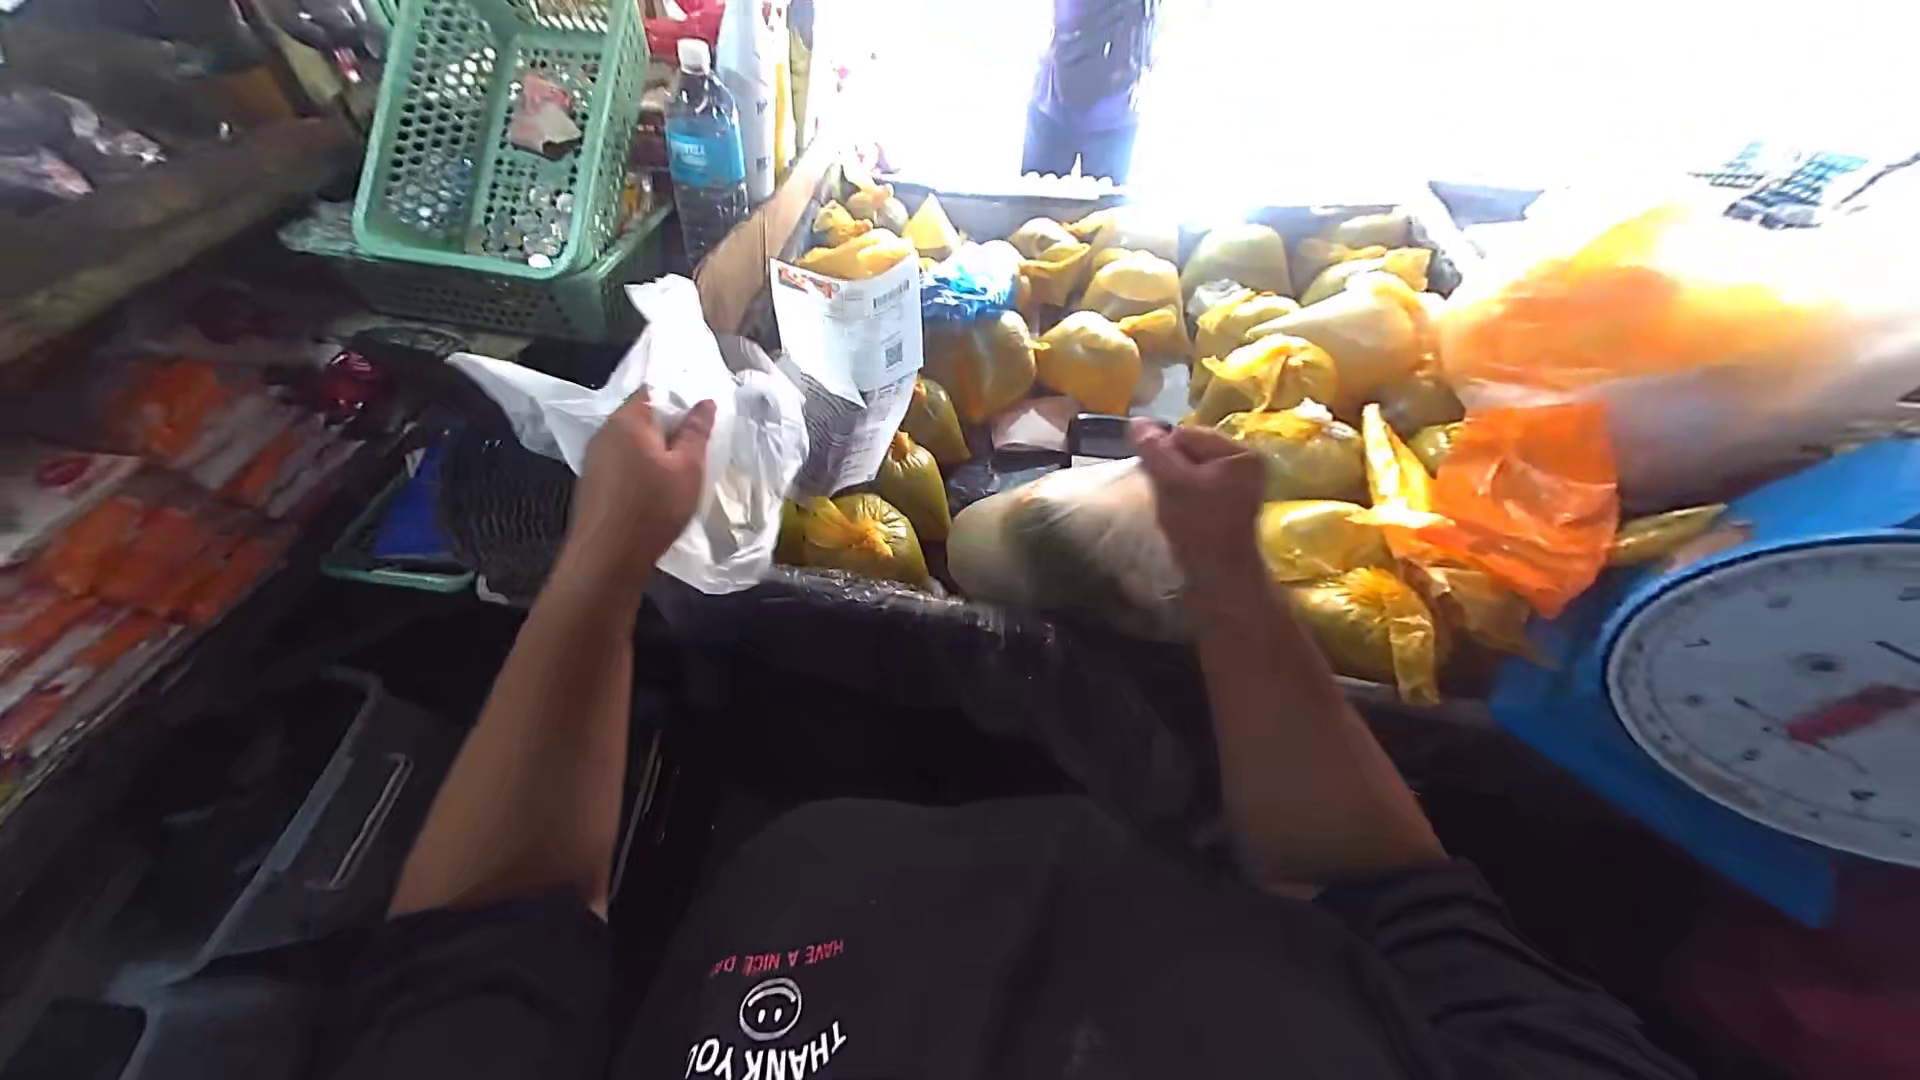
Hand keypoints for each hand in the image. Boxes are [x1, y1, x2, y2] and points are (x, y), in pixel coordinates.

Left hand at [555, 393, 714, 597]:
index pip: (653, 392)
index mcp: (627, 421)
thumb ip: (696, 432)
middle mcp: (605, 432)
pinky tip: (657, 487)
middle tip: (697, 446)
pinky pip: (622, 460)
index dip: (679, 400)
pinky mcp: (593, 480)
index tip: (701, 419)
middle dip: (669, 426)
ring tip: (681, 469)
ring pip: (632, 440)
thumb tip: (704, 402)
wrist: (608, 557)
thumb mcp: (687, 469)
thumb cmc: (654, 507)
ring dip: (656, 449)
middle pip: (641, 416)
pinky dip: (642, 465)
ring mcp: (594, 457)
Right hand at [1131, 418, 1266, 596]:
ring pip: (1188, 468)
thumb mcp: (1172, 483)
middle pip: (1188, 449)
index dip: (1164, 454)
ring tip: (1170, 504)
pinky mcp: (1226, 504)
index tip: (1158, 481)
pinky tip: (1177, 512)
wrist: (1217, 579)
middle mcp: (1245, 464)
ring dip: (1172, 482)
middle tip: (1164, 493)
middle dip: (1169, 467)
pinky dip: (1180, 495)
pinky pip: (1194, 486)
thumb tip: (1136, 421)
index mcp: (1241, 453)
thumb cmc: (1198, 528)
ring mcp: (1238, 485)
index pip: (1186, 434)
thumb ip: (1154, 450)